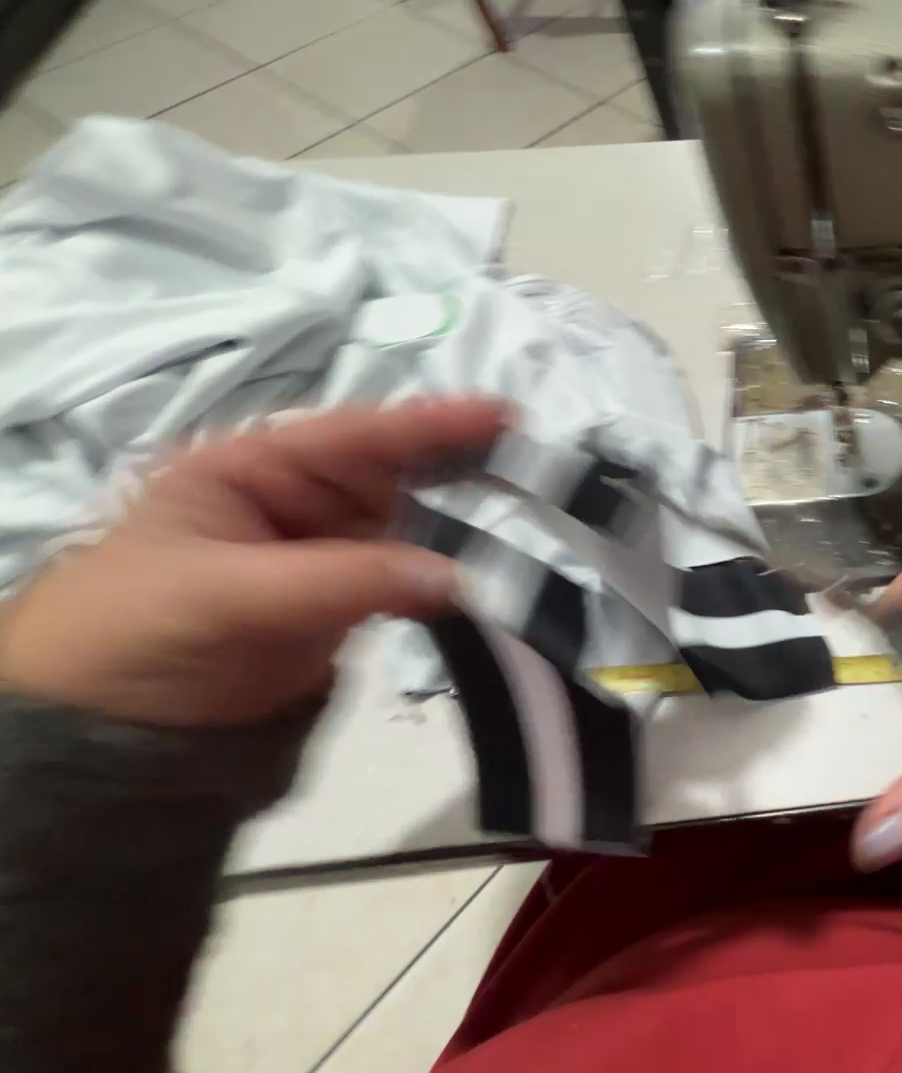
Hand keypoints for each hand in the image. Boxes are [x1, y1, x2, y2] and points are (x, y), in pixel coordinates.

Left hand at [0, 399, 508, 728]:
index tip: (505, 414)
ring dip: (475, 524)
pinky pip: (423, 572)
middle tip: (540, 468)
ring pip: (422, 522)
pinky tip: (502, 573)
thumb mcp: (228, 596)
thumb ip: (346, 580)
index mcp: (256, 469)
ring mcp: (337, 546)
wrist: (117, 731)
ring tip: (539, 516)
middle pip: (403, 472)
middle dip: (469, 467)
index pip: (356, 436)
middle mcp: (305, 497)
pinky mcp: (360, 591)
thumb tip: (458, 577)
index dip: (432, 422)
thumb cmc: (138, 636)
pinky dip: (462, 574)